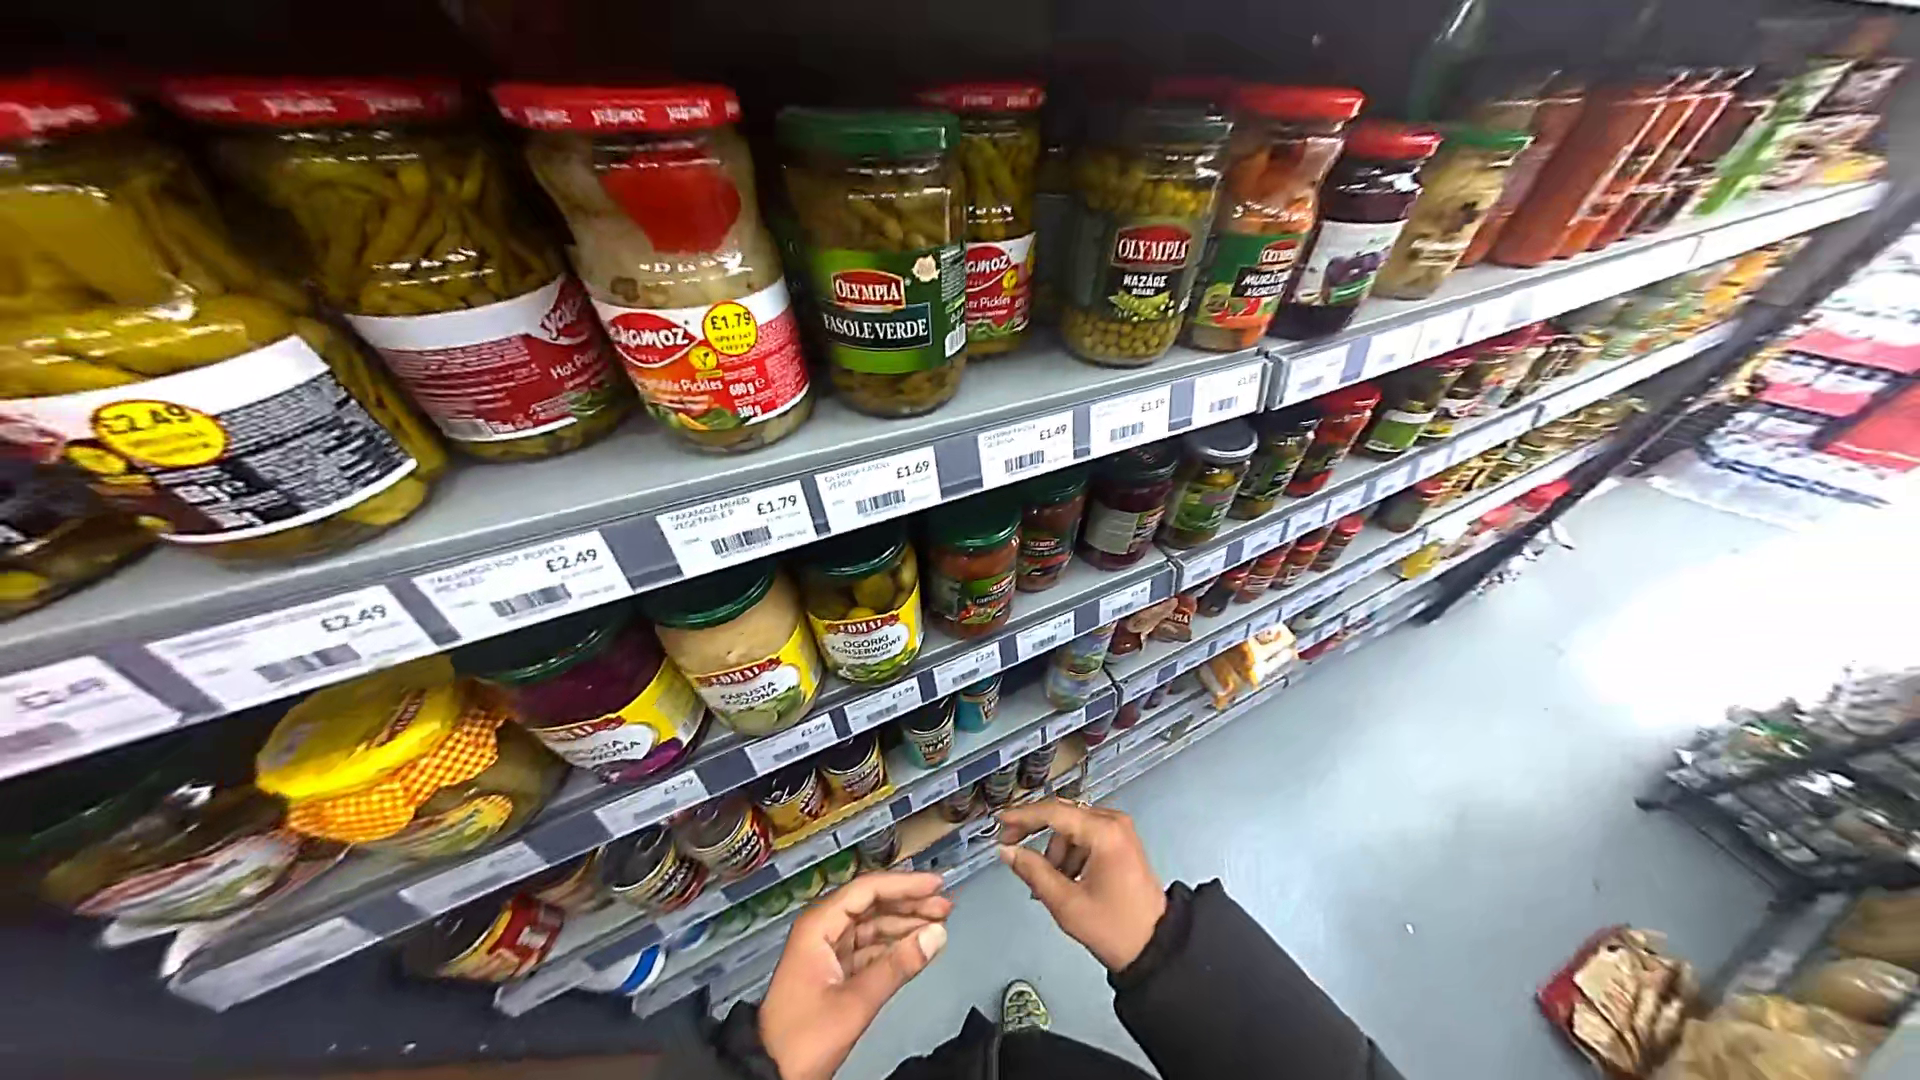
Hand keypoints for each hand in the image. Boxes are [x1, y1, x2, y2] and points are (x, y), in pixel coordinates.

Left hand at [758, 871, 952, 1079]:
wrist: (767, 1078)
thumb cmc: (804, 1039)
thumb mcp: (854, 1003)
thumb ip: (897, 966)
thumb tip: (937, 934)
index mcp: (820, 924)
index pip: (868, 889)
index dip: (904, 884)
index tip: (936, 884)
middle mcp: (824, 929)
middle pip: (872, 904)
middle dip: (909, 903)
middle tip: (946, 906)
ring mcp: (828, 950)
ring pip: (873, 926)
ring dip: (905, 925)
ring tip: (939, 924)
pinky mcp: (834, 972)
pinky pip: (869, 948)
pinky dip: (893, 947)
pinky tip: (916, 949)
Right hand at [997, 798, 1165, 972]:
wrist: (1155, 949)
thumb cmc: (1118, 929)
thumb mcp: (1067, 903)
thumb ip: (1033, 872)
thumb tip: (1008, 851)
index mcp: (1104, 832)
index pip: (1053, 812)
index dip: (1022, 815)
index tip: (1001, 820)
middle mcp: (1114, 823)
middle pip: (1062, 815)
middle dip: (1035, 831)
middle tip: (1012, 845)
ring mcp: (1118, 830)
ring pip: (1071, 827)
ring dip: (1055, 850)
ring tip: (1052, 881)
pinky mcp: (1119, 841)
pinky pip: (1084, 836)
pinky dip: (1069, 853)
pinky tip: (1066, 878)